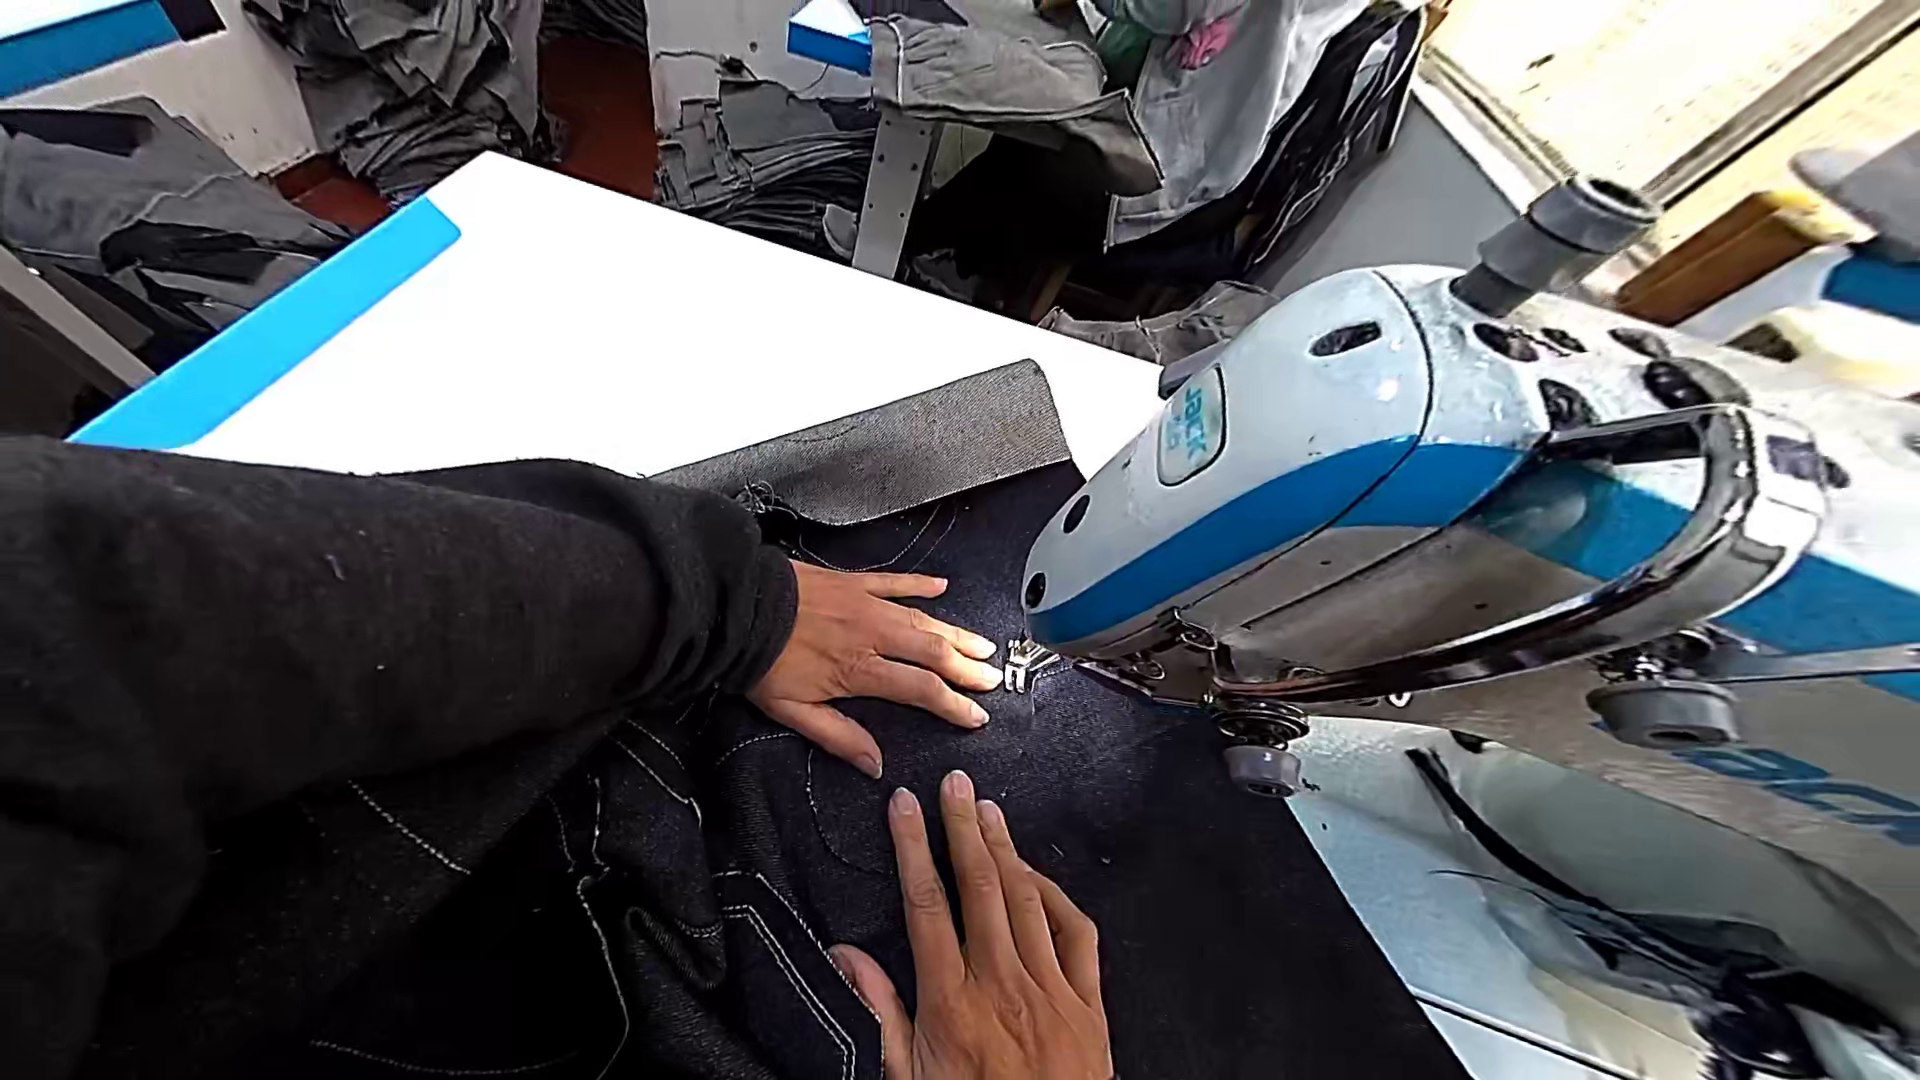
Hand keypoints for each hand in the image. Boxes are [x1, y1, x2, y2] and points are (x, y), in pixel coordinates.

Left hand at [750, 563, 1001, 778]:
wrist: (737, 608)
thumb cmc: (761, 662)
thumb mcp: (792, 712)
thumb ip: (838, 737)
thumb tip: (875, 765)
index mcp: (859, 669)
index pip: (921, 689)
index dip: (954, 704)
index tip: (977, 715)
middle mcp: (873, 634)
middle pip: (933, 652)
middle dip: (967, 668)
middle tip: (993, 678)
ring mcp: (867, 604)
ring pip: (924, 619)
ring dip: (956, 633)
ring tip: (982, 645)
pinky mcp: (856, 582)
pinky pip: (897, 581)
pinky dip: (922, 583)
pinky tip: (943, 586)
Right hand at [830, 772, 1111, 1079]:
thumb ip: (878, 1014)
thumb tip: (845, 955)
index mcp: (954, 1004)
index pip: (925, 904)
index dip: (912, 846)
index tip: (904, 805)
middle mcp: (1002, 985)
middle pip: (979, 884)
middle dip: (962, 824)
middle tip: (955, 782)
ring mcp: (1051, 991)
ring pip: (1025, 897)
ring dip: (1004, 846)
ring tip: (987, 809)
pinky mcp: (1089, 1005)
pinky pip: (1077, 933)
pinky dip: (1057, 895)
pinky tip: (1037, 875)